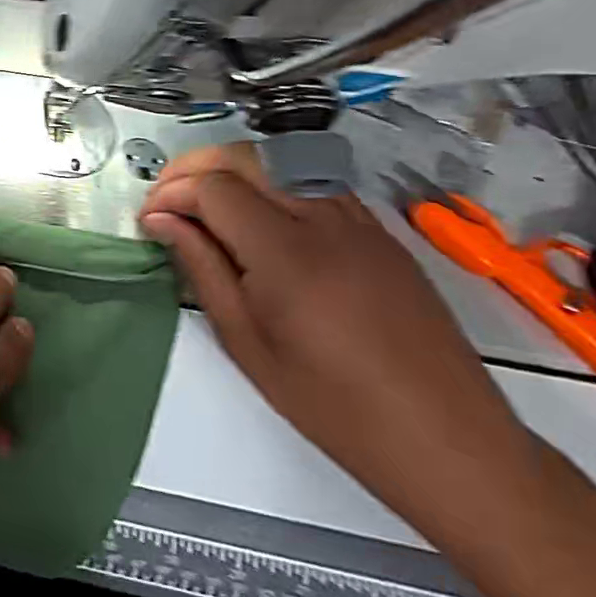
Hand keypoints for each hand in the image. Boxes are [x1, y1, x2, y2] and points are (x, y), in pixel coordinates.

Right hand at [137, 143, 595, 596]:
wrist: (446, 439)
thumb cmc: (330, 403)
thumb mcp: (245, 341)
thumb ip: (201, 267)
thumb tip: (160, 220)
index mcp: (286, 252)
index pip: (213, 186)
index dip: (170, 193)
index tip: (149, 221)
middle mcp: (324, 220)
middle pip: (246, 157)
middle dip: (194, 168)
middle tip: (167, 202)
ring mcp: (360, 221)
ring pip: (283, 161)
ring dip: (234, 171)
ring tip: (207, 207)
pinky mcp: (382, 233)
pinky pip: (317, 184)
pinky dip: (276, 185)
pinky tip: (263, 223)